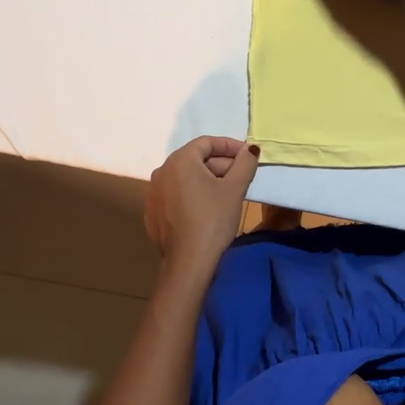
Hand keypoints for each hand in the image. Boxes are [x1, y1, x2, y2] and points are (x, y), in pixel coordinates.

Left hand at [144, 136, 258, 269]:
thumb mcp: (235, 189)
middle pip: (195, 160)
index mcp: (179, 161)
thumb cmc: (213, 219)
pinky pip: (176, 195)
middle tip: (242, 176)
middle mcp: (161, 172)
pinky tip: (207, 209)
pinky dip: (192, 195)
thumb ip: (245, 163)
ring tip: (227, 192)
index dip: (230, 145)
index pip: (206, 143)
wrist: (188, 261)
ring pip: (185, 178)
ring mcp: (153, 193)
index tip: (247, 155)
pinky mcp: (153, 213)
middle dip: (220, 165)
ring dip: (207, 180)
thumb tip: (251, 149)